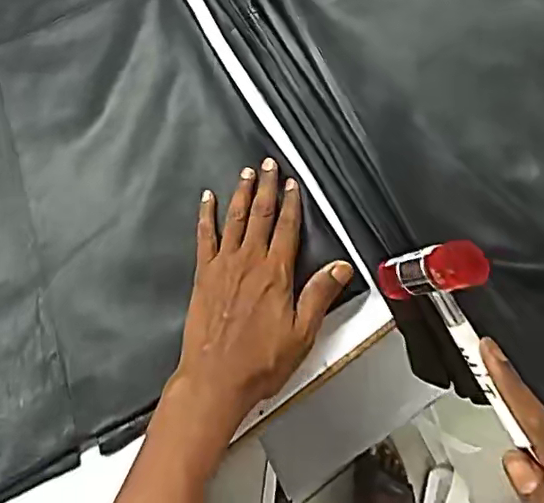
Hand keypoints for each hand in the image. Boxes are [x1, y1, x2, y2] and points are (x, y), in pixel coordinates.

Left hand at [171, 158, 354, 419]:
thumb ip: (319, 295)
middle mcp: (249, 262)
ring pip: (235, 217)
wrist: (215, 378)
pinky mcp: (204, 273)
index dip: (291, 203)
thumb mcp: (301, 334)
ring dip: (242, 192)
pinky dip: (207, 214)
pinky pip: (205, 235)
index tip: (292, 184)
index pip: (286, 227)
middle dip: (267, 186)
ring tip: (246, 172)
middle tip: (268, 165)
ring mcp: (224, 264)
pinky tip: (208, 199)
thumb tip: (339, 269)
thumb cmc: (258, 362)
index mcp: (275, 274)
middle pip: (261, 214)